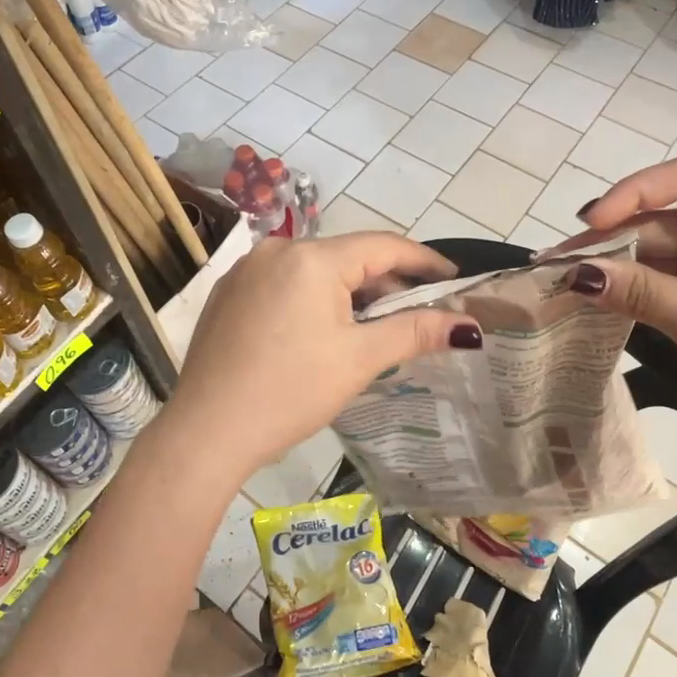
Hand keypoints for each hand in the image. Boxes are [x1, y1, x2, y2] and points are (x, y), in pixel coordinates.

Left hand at [162, 233, 482, 476]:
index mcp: (311, 258)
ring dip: (349, 292)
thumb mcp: (359, 360)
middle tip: (417, 313)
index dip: (423, 260)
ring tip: (373, 327)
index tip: (453, 277)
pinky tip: (321, 333)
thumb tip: (470, 326)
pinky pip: (285, 283)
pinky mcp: (229, 293)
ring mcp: (247, 269)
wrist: (206, 431)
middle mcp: (276, 249)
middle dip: (385, 282)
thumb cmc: (290, 392)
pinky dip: (313, 299)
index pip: (383, 245)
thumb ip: (414, 332)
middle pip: (348, 256)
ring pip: (315, 270)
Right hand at [544, 157, 676, 463]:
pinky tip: (590, 296)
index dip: (635, 190)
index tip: (591, 221)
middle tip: (555, 261)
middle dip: (610, 237)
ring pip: (655, 253)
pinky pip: (658, 284)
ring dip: (611, 265)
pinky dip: (625, 289)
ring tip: (560, 279)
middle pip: (663, 219)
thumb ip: (642, 292)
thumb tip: (575, 274)